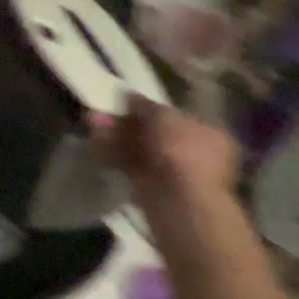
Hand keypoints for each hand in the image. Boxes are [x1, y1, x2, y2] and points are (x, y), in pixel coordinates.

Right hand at [89, 96, 236, 208]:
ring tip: (90, 123)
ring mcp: (173, 176)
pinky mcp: (152, 192)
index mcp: (208, 135)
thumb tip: (130, 95)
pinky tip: (94, 145)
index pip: (175, 117)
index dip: (148, 109)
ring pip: (139, 151)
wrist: (180, 203)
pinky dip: (113, 156)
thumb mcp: (163, 116)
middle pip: (153, 135)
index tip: (124, 102)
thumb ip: (145, 105)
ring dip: (115, 137)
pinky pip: (131, 168)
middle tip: (99, 113)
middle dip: (125, 123)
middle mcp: (195, 155)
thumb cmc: (182, 152)